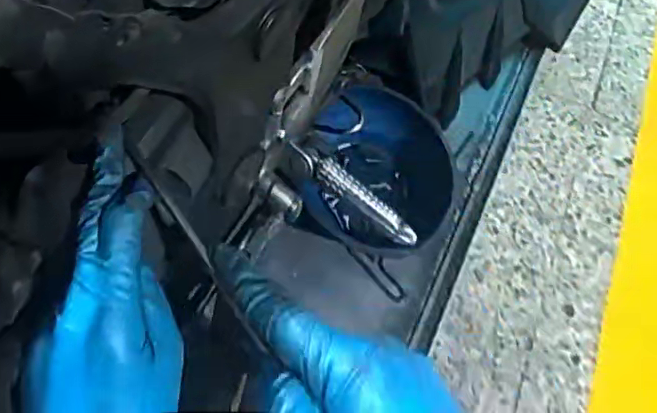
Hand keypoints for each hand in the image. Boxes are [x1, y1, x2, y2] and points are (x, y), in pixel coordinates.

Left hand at [23, 129, 182, 412]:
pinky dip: (79, 264)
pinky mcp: (33, 336)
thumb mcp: (163, 364)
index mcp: (108, 311)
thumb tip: (134, 260)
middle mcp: (68, 304)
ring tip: (104, 184)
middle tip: (105, 136)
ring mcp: (44, 318)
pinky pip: (60, 285)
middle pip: (83, 230)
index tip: (135, 178)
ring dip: (88, 222)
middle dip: (97, 183)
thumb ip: (148, 303)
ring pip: (69, 254)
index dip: (125, 200)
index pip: (114, 234)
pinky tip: (93, 257)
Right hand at [215, 247, 459, 412]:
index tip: (225, 259)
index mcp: (354, 364)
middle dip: (291, 362)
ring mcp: (414, 377)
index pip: (282, 312)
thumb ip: (282, 395)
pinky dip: (354, 399)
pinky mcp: (431, 399)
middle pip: (312, 342)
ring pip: (343, 364)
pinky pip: (373, 385)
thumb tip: (275, 368)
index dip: (246, 286)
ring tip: (322, 406)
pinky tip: (352, 411)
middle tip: (282, 393)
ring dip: (325, 385)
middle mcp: (387, 357)